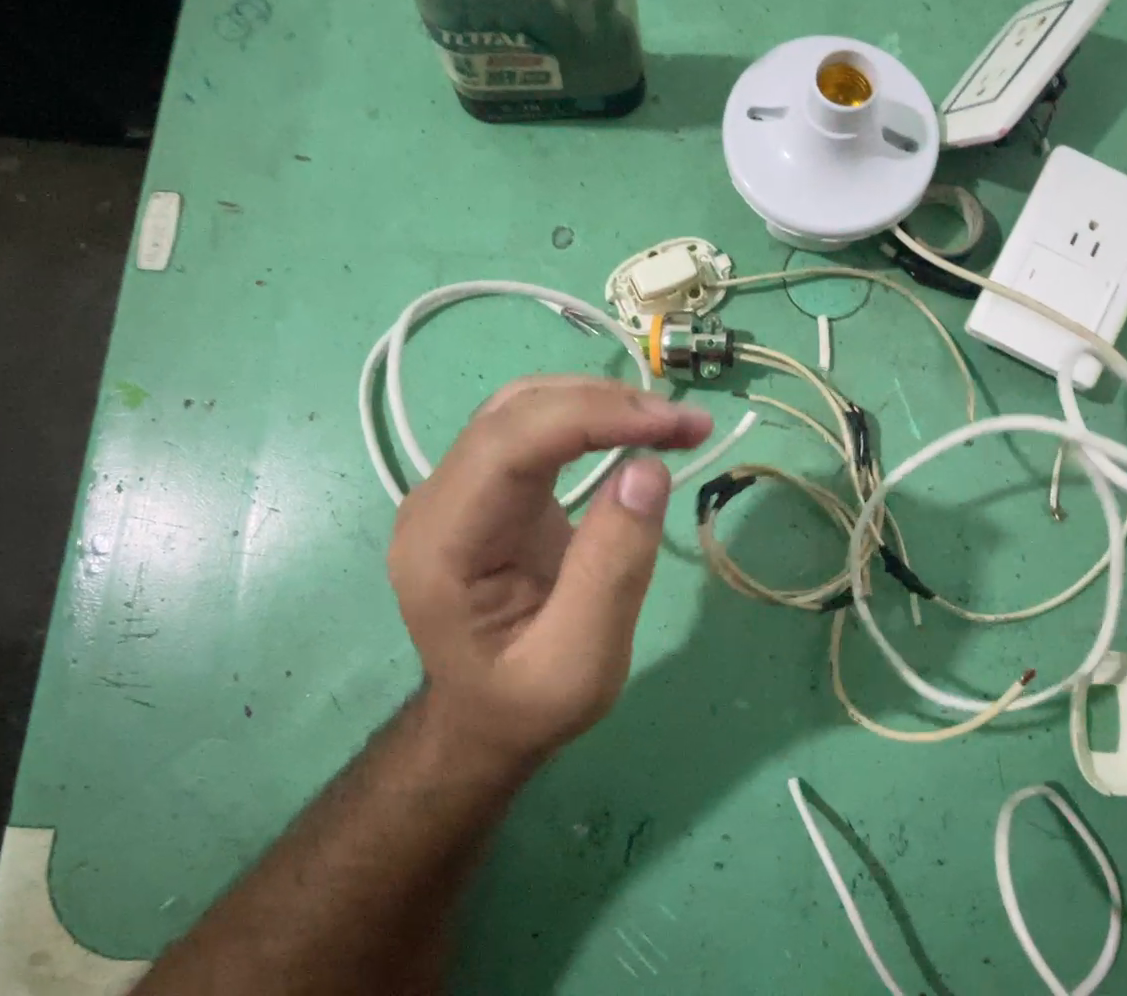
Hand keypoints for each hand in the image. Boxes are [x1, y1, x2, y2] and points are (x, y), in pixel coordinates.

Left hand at [387, 377, 712, 763]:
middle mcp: (436, 502)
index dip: (591, 417)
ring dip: (601, 404)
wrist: (484, 722)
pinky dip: (591, 419)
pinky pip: (534, 430)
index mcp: (442, 545)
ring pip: (525, 409)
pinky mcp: (486, 489)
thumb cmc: (528, 703)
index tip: (672, 424)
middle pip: (516, 415)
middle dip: (607, 405)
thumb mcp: (581, 661)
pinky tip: (636, 431)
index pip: (509, 445)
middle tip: (690, 425)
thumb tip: (647, 470)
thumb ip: (612, 569)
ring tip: (673, 425)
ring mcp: (457, 490)